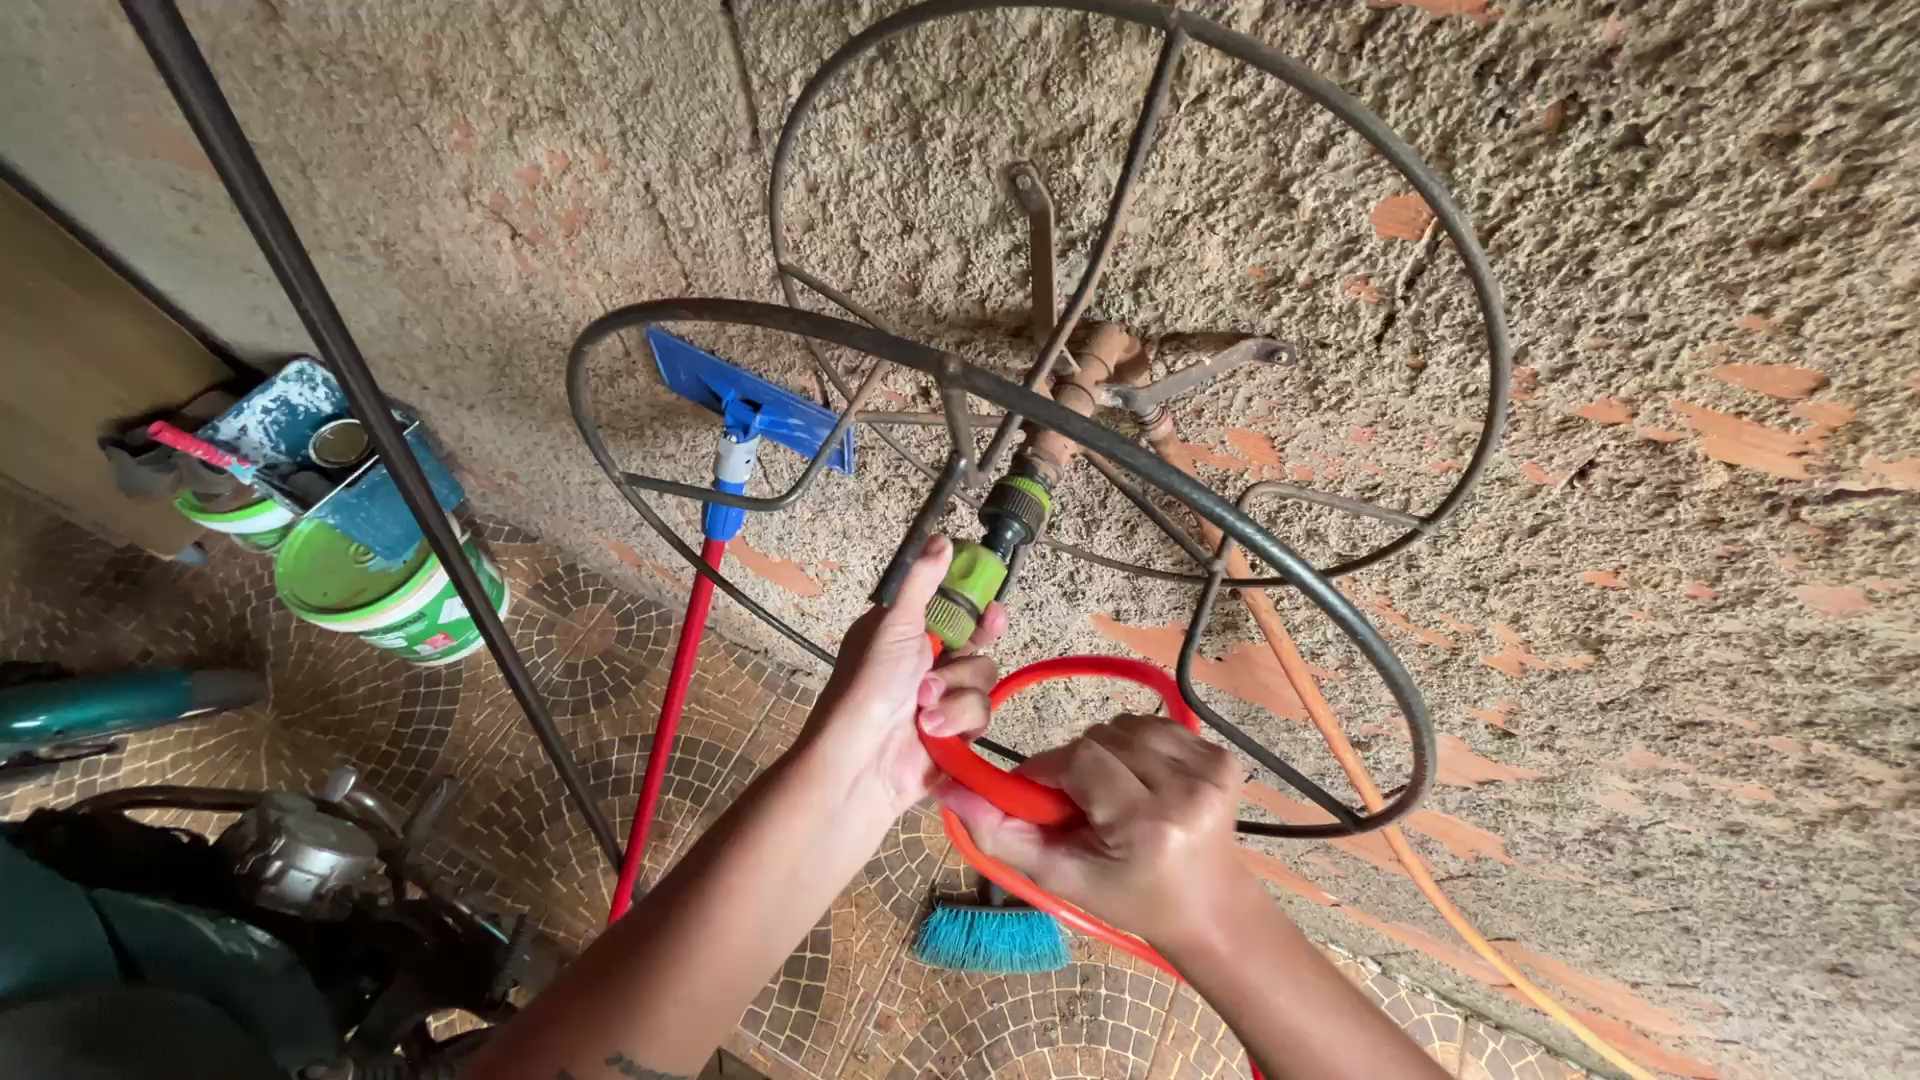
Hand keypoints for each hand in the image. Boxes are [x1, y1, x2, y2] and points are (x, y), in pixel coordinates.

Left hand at [806, 535, 1005, 813]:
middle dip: (967, 655)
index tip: (992, 610)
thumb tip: (943, 537)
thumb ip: (922, 582)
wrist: (859, 761)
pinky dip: (956, 721)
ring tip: (922, 707)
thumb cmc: (869, 684)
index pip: (956, 616)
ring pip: (983, 682)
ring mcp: (943, 702)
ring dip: (954, 693)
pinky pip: (979, 717)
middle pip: (978, 649)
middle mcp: (928, 667)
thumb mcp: (892, 623)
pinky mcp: (955, 736)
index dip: (979, 613)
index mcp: (909, 637)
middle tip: (972, 644)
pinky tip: (933, 731)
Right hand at [939, 714, 1257, 948]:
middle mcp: (1186, 789)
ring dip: (1108, 750)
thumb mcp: (1060, 877)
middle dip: (1080, 764)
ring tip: (1113, 791)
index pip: (1080, 760)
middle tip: (1082, 803)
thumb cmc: (1130, 898)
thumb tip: (949, 788)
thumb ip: (1001, 834)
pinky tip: (1142, 779)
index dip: (1050, 771)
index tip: (1039, 793)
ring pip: (1126, 726)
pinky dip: (1138, 745)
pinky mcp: (1224, 757)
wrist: (1210, 910)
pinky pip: (1156, 725)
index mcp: (1148, 824)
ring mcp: (1211, 769)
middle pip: (1102, 738)